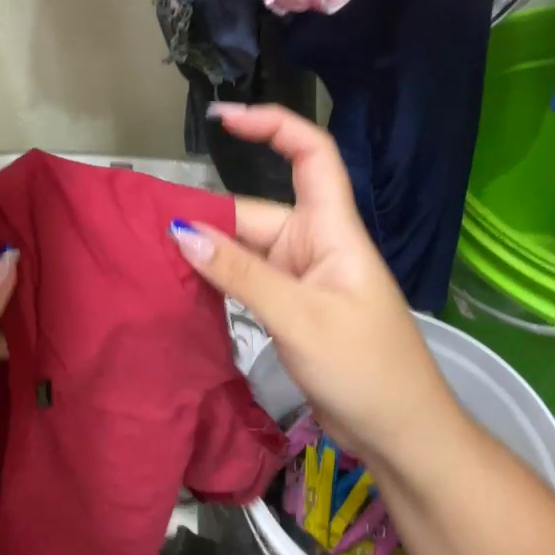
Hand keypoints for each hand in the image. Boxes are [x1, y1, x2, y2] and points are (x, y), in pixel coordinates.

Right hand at [170, 103, 462, 466]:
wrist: (403, 438)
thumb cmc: (368, 369)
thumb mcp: (300, 317)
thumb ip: (239, 273)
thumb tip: (179, 232)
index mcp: (331, 230)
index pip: (311, 155)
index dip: (272, 125)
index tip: (223, 116)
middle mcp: (313, 243)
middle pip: (252, 211)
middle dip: (206, 219)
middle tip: (150, 235)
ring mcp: (299, 275)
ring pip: (241, 247)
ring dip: (205, 252)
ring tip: (154, 257)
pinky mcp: (289, 305)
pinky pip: (243, 277)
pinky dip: (215, 279)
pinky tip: (181, 285)